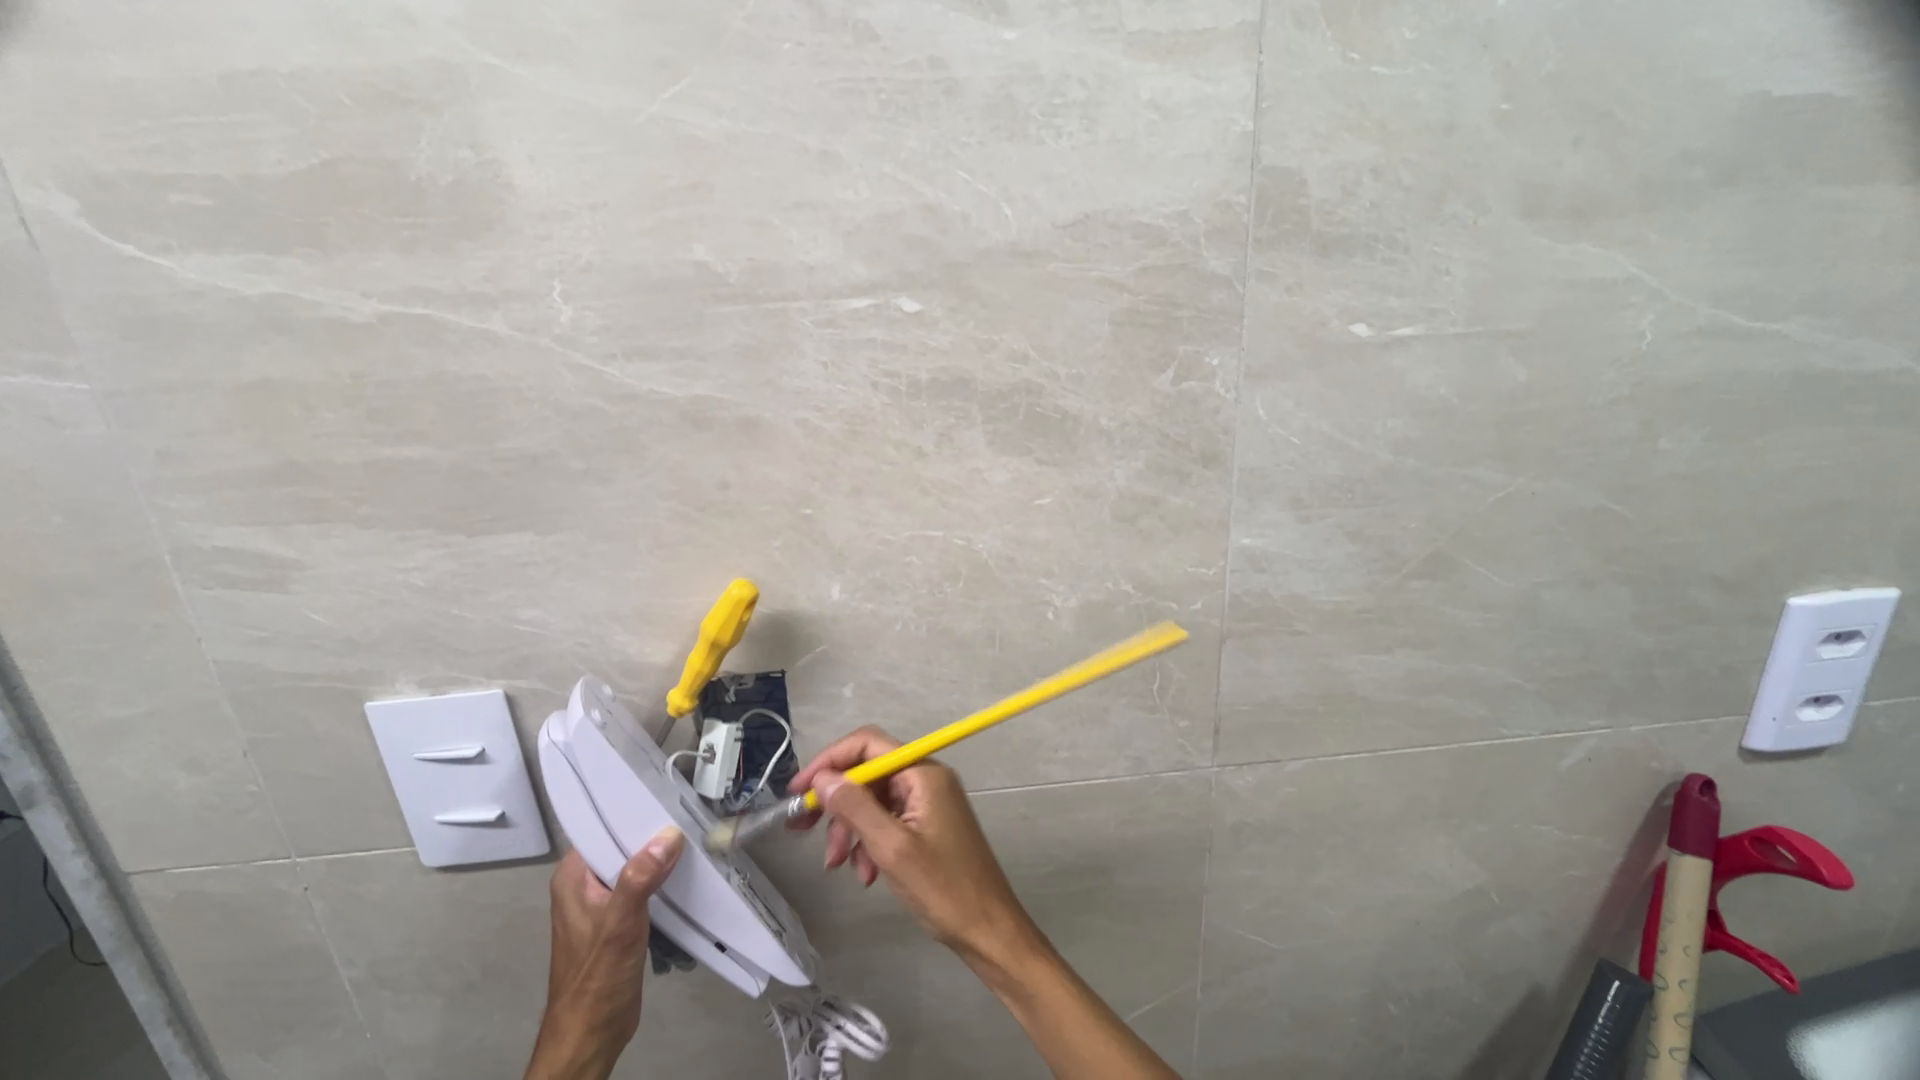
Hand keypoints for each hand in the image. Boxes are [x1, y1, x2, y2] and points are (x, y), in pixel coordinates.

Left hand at [525, 829, 684, 1079]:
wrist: (592, 1034)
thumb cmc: (597, 978)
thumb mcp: (619, 925)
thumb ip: (640, 878)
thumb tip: (669, 835)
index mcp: (574, 877)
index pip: (603, 828)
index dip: (634, 812)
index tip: (669, 798)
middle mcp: (585, 884)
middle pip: (622, 846)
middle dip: (654, 836)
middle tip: (691, 816)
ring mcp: (602, 904)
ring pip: (636, 867)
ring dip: (661, 860)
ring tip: (695, 840)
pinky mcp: (620, 922)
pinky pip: (644, 889)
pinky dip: (663, 882)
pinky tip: (688, 876)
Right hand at [789, 726, 1036, 965]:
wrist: (988, 930)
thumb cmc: (944, 888)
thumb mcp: (891, 848)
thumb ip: (855, 808)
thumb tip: (823, 779)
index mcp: (923, 773)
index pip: (867, 744)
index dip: (828, 762)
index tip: (798, 791)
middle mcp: (926, 779)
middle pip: (867, 774)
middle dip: (836, 804)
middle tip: (804, 831)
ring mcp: (928, 803)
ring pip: (872, 801)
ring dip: (850, 830)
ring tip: (839, 865)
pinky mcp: (927, 826)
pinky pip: (887, 822)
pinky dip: (869, 843)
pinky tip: (867, 874)